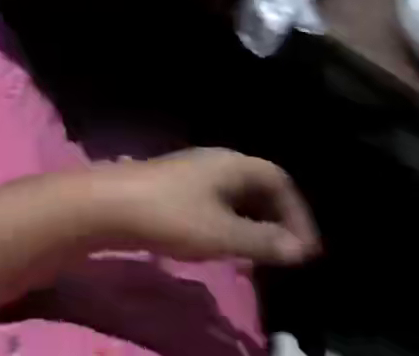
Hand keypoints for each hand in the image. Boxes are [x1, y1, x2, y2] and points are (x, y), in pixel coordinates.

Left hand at [93, 147, 321, 265]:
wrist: (112, 204)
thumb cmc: (173, 216)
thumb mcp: (224, 234)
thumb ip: (264, 241)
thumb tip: (299, 249)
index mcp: (231, 163)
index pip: (279, 179)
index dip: (298, 213)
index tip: (306, 251)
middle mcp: (215, 161)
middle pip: (259, 184)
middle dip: (279, 219)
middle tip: (289, 256)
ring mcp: (194, 173)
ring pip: (238, 195)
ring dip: (256, 223)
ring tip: (262, 258)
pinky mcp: (177, 188)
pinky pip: (219, 202)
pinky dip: (233, 223)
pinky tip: (228, 248)